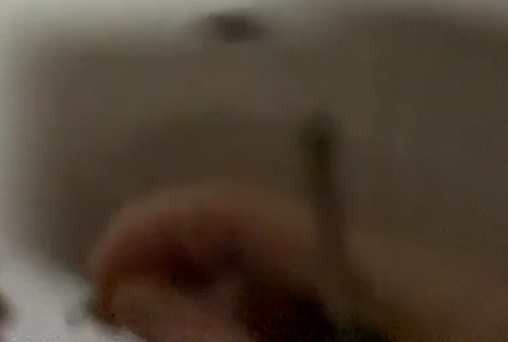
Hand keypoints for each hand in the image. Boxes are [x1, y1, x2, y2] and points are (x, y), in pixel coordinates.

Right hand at [89, 184, 507, 341]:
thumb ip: (216, 341)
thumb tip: (123, 294)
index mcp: (391, 272)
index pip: (226, 207)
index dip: (145, 231)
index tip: (96, 286)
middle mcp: (411, 274)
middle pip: (253, 243)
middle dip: (184, 284)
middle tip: (141, 334)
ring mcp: (432, 308)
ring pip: (286, 284)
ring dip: (229, 316)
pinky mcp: (440, 328)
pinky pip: (329, 314)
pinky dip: (274, 332)